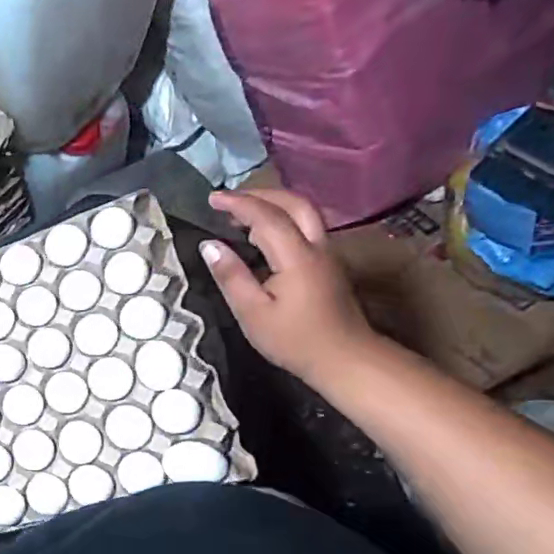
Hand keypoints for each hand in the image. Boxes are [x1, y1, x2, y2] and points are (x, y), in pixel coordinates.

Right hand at [201, 190, 379, 384]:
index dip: (238, 203)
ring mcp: (327, 253)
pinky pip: (306, 227)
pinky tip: (264, 235)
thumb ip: (231, 276)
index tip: (212, 199)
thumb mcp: (252, 313)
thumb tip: (209, 245)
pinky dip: (283, 219)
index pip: (266, 216)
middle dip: (259, 195)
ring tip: (243, 215)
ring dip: (273, 204)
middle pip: (293, 203)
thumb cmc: (294, 340)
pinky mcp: (329, 264)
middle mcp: (316, 246)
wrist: (344, 358)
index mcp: (296, 256)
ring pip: (304, 212)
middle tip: (229, 200)